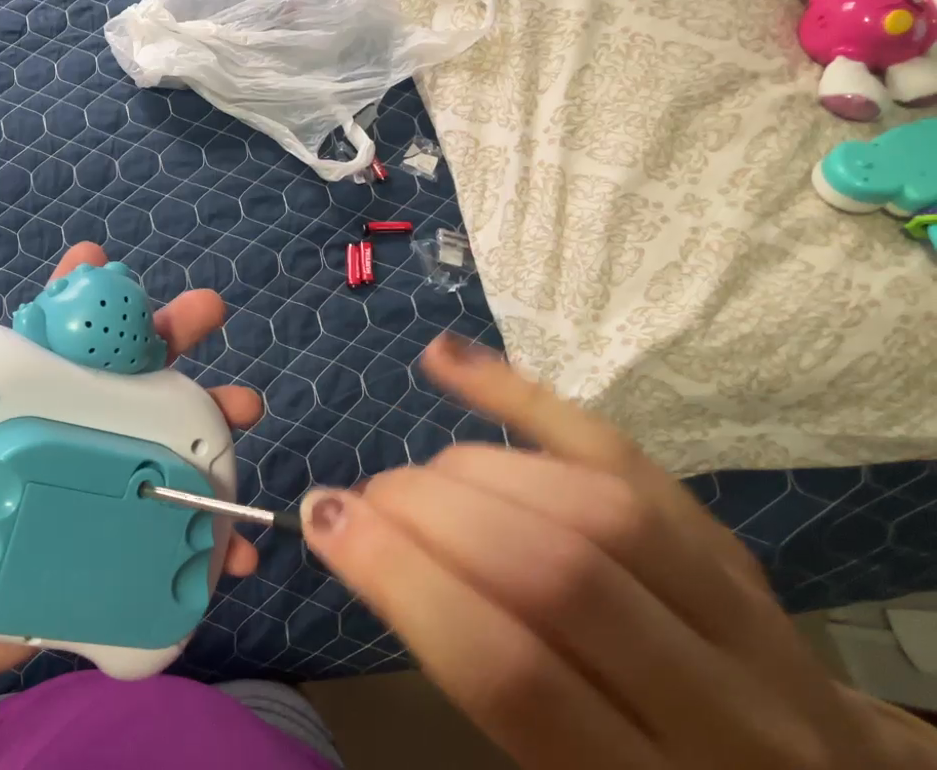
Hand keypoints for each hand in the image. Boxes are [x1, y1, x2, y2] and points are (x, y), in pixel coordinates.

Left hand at [0, 241, 264, 685]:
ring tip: (239, 410)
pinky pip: (173, 521)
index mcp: (0, 414)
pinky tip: (231, 541)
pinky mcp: (115, 537)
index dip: (64, 296)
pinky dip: (207, 524)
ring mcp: (92, 482)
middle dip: (163, 335)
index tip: (91, 257)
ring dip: (206, 416)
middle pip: (116, 373)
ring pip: (160, 434)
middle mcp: (55, 434)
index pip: (33, 343)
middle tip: (202, 312)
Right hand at [299, 334, 935, 768]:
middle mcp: (724, 712)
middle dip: (427, 512)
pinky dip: (526, 398)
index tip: (323, 520)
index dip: (401, 577)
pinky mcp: (739, 553)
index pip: (509, 668)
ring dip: (469, 469)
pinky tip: (446, 361)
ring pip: (598, 507)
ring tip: (409, 478)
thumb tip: (354, 536)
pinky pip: (628, 459)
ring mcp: (751, 624)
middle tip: (361, 502)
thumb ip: (472, 673)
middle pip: (555, 570)